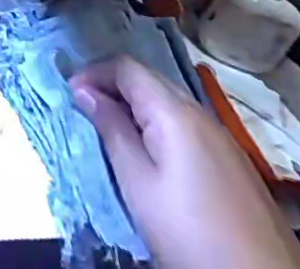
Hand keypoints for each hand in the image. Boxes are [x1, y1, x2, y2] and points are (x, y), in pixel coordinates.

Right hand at [71, 56, 299, 268]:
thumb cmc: (189, 232)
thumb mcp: (138, 184)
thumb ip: (112, 131)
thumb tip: (86, 92)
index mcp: (173, 110)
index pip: (127, 67)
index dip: (94, 72)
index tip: (70, 93)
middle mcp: (198, 110)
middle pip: (148, 78)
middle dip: (112, 85)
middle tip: (84, 108)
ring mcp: (219, 133)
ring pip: (167, 100)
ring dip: (134, 105)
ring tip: (110, 129)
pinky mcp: (230, 157)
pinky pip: (185, 122)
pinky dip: (157, 123)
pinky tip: (150, 151)